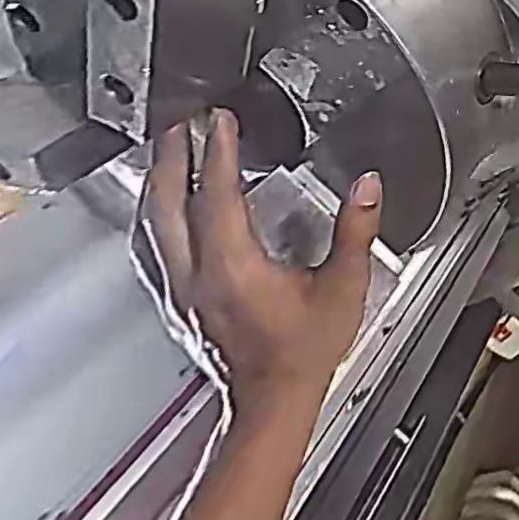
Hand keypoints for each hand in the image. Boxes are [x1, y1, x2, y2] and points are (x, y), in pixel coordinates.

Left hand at [147, 109, 382, 410]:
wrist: (274, 398)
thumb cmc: (307, 346)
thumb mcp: (345, 283)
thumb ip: (356, 229)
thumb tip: (367, 185)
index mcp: (233, 269)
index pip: (216, 198)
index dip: (217, 155)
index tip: (218, 122)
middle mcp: (195, 278)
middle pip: (165, 209)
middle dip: (171, 161)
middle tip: (180, 126)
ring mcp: (180, 292)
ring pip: (152, 229)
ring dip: (159, 186)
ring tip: (169, 155)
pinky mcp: (181, 302)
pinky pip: (156, 248)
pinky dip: (158, 215)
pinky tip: (167, 210)